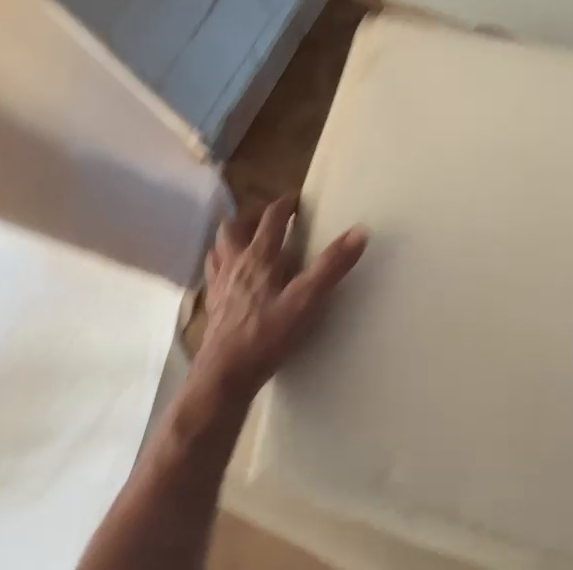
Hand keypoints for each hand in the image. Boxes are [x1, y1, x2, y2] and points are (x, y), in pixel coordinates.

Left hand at [193, 196, 367, 400]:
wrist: (224, 374)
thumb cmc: (267, 335)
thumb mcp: (306, 300)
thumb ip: (332, 265)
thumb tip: (360, 231)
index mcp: (258, 257)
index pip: (271, 218)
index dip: (284, 204)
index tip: (296, 199)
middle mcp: (235, 264)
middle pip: (234, 227)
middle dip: (251, 216)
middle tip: (268, 217)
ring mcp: (219, 285)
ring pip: (218, 248)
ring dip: (232, 238)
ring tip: (246, 240)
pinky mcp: (212, 306)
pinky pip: (212, 275)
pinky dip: (222, 266)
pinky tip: (231, 277)